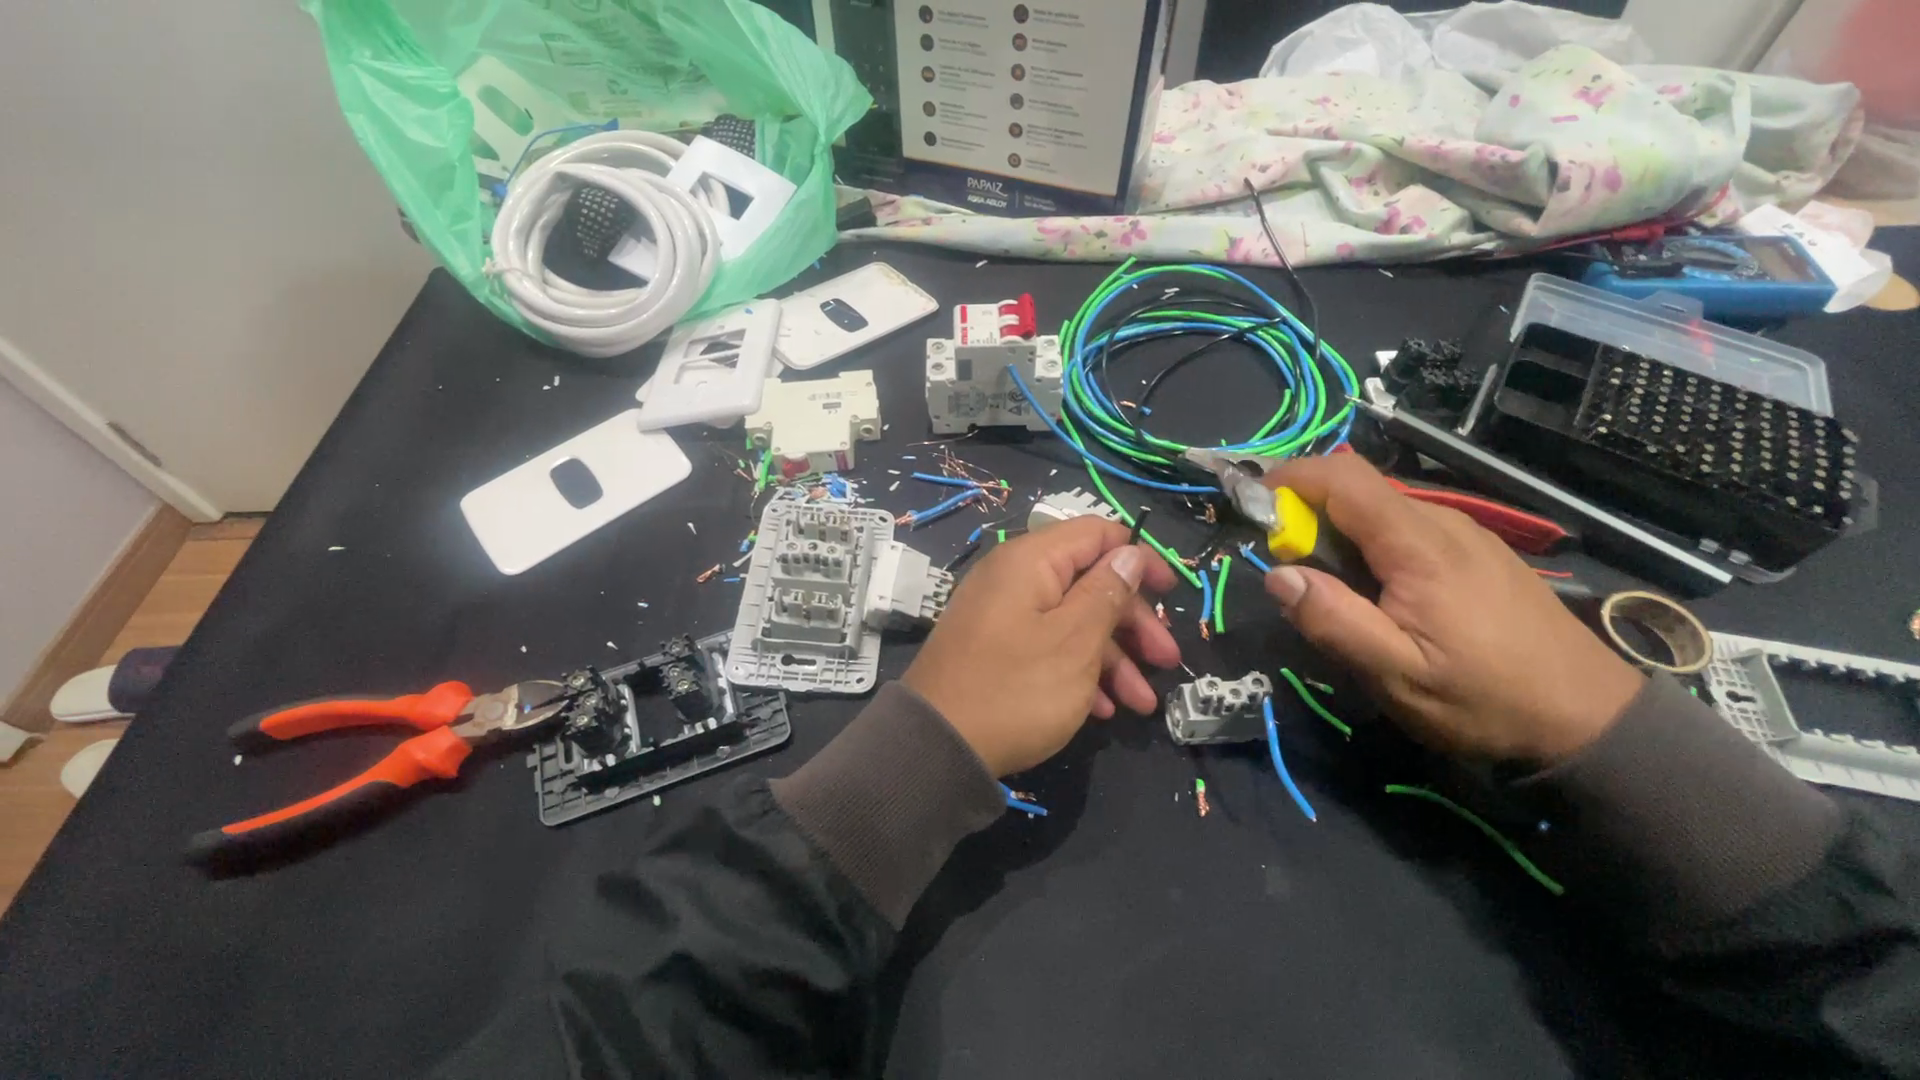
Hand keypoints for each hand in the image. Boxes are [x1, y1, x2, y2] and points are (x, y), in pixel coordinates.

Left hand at [903, 517, 1180, 776]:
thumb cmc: (1016, 689)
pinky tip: (1103, 710)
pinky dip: (1079, 673)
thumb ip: (1106, 592)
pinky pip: (1047, 647)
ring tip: (1142, 704)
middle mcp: (1014, 580)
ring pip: (1072, 622)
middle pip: (1088, 583)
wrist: (937, 748)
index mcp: (1030, 561)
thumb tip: (1129, 552)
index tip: (1171, 596)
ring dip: (1114, 659)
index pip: (1096, 535)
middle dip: (1133, 623)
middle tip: (1167, 662)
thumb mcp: (1075, 642)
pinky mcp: (995, 651)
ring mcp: (1002, 617)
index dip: (1140, 559)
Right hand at [1261, 454, 1643, 763]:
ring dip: (1339, 534)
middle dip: (1307, 515)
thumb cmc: (1487, 701)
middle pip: (1358, 489)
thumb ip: (1333, 621)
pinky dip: (1371, 546)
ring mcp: (1466, 534)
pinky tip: (1380, 595)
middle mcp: (1443, 522)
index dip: (1288, 479)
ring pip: (1381, 509)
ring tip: (1334, 593)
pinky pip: (1408, 529)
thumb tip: (1277, 575)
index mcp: (1419, 545)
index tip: (1252, 510)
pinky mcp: (1478, 553)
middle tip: (1290, 572)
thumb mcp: (1396, 676)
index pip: (1342, 477)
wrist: (1591, 720)